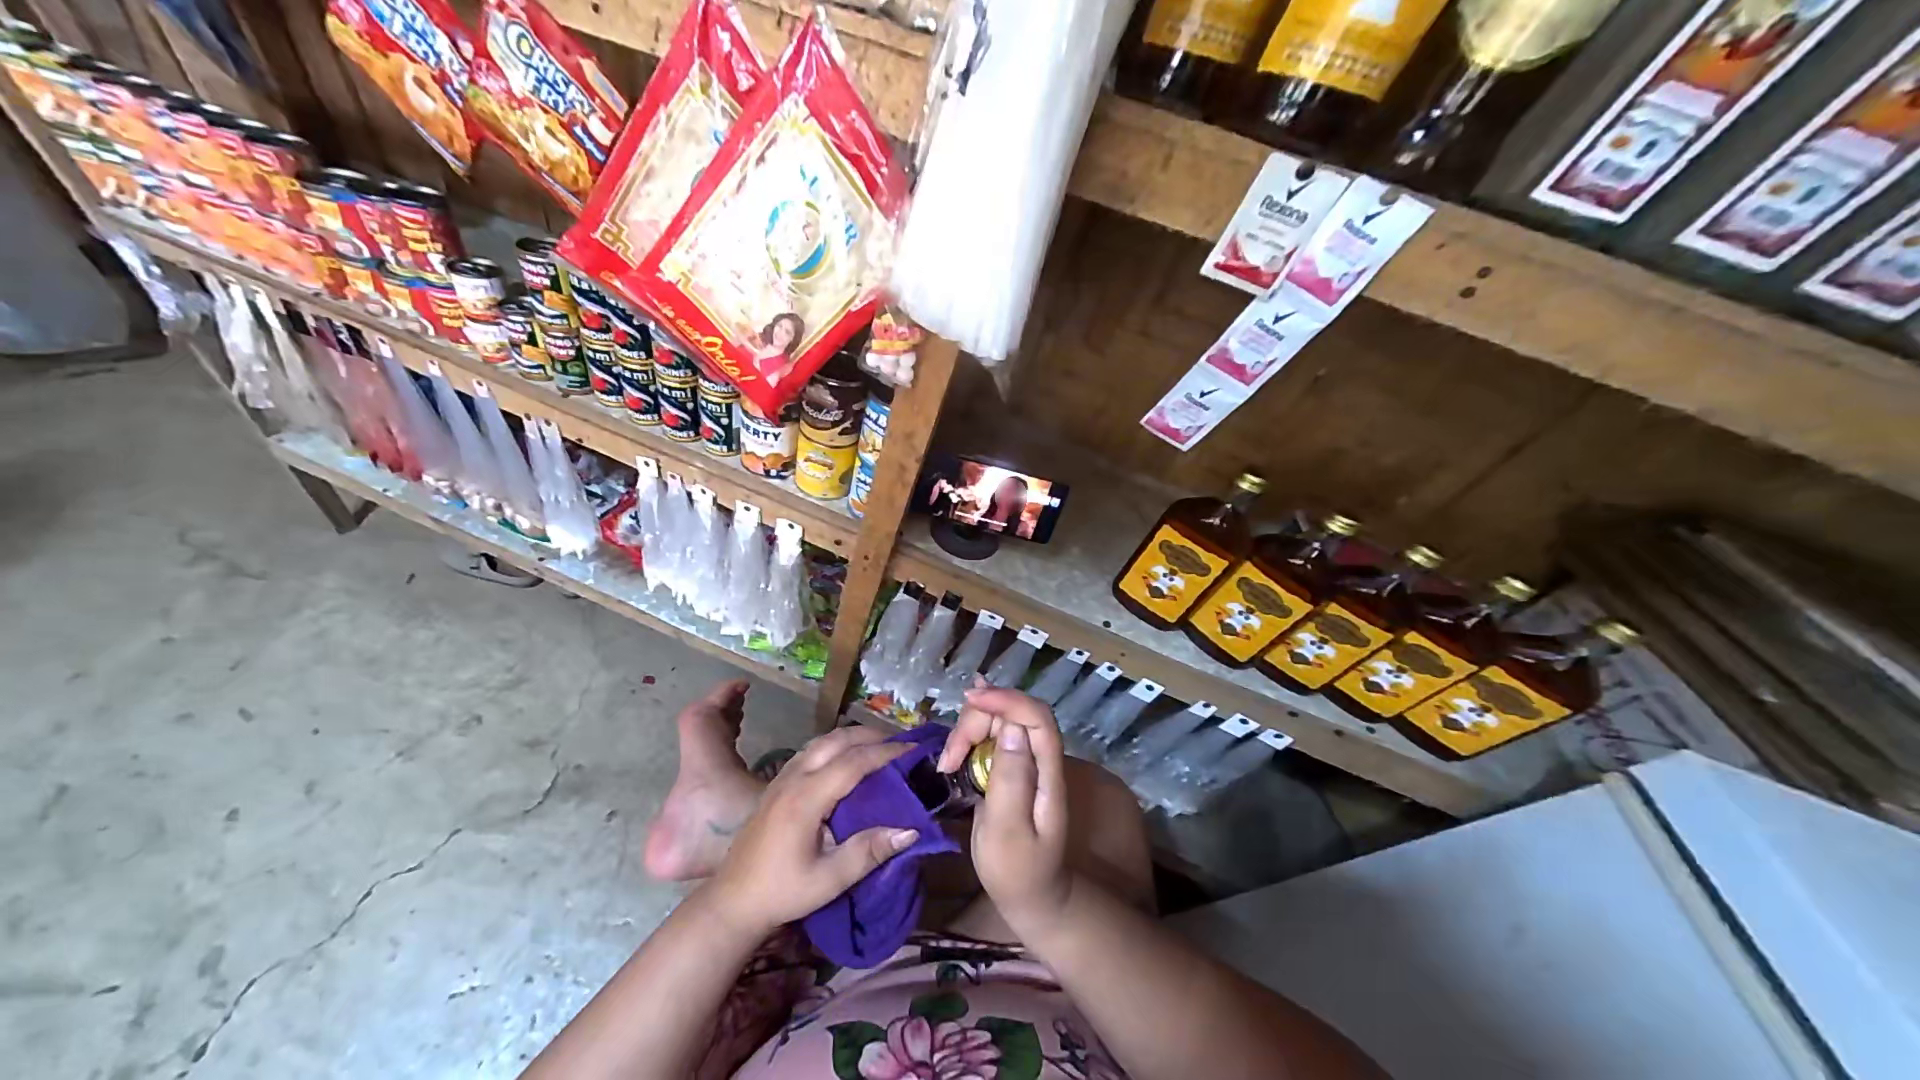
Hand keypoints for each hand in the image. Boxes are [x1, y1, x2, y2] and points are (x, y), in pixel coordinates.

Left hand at [704, 727, 917, 936]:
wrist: (731, 901)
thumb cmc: (782, 892)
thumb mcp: (829, 880)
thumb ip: (869, 852)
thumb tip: (911, 829)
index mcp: (806, 798)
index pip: (853, 762)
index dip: (885, 752)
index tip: (914, 749)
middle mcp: (793, 779)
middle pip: (836, 740)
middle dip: (871, 736)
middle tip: (901, 743)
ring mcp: (781, 779)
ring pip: (821, 742)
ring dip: (852, 737)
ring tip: (879, 746)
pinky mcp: (775, 786)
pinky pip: (810, 751)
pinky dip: (835, 746)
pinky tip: (846, 760)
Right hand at [938, 684, 1074, 934]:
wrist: (1031, 895)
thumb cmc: (1017, 870)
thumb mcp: (1008, 831)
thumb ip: (1010, 778)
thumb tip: (1010, 728)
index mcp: (1048, 772)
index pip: (1036, 717)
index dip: (1007, 699)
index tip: (970, 701)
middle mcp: (1040, 758)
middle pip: (1012, 712)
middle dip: (976, 720)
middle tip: (949, 760)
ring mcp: (1024, 761)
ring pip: (997, 720)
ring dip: (967, 731)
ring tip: (948, 764)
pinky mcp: (1007, 767)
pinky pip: (989, 736)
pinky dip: (968, 736)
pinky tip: (955, 742)